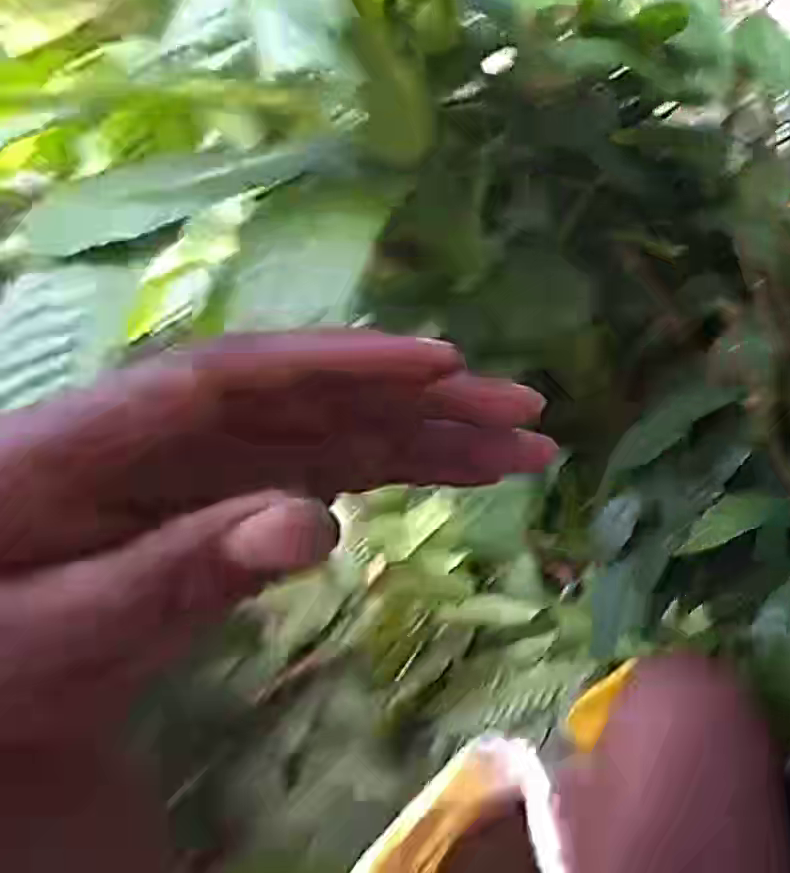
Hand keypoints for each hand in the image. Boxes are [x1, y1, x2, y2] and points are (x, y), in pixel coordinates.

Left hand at [0, 329, 556, 746]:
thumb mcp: (53, 637)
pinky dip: (419, 466)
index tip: (446, 360)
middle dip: (433, 399)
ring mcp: (220, 460)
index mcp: (84, 443)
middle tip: (526, 409)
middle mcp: (170, 434)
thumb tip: (308, 524)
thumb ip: (174, 574)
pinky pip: (351, 465)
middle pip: (322, 396)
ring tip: (530, 449)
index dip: (347, 359)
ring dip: (447, 435)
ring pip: (354, 428)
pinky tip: (477, 472)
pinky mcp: (255, 487)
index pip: (233, 374)